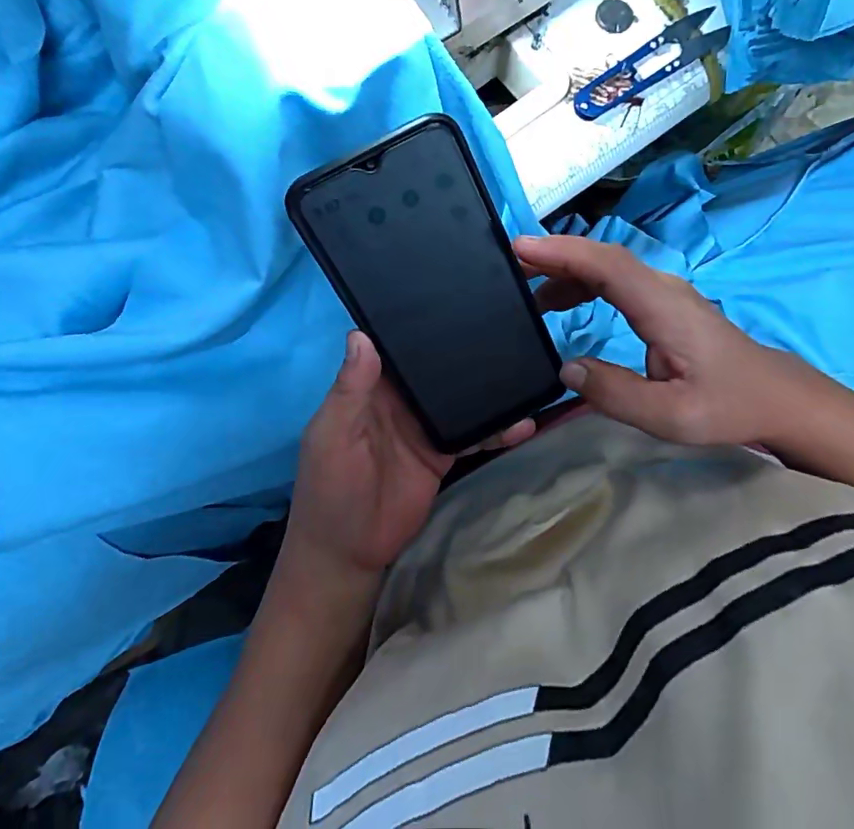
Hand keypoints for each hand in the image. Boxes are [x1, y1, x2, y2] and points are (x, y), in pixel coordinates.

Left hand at [288, 331, 535, 579]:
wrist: (349, 551)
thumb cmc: (330, 488)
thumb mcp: (332, 435)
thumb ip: (350, 389)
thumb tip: (361, 335)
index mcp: (368, 389)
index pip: (395, 349)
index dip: (416, 328)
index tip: (450, 301)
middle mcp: (399, 402)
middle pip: (434, 370)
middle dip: (462, 353)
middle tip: (504, 329)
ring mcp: (424, 428)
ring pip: (459, 399)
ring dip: (486, 391)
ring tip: (523, 374)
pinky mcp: (443, 454)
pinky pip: (473, 435)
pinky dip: (496, 431)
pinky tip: (523, 424)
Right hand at [513, 234, 823, 447]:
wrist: (776, 396)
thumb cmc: (729, 405)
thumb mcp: (672, 416)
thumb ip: (616, 394)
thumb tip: (566, 369)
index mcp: (664, 307)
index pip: (607, 267)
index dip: (563, 253)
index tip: (520, 248)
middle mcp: (663, 289)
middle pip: (602, 258)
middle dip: (554, 255)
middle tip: (508, 265)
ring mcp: (665, 293)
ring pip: (607, 267)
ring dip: (565, 270)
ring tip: (525, 290)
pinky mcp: (664, 303)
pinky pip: (616, 281)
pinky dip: (583, 283)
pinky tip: (561, 303)